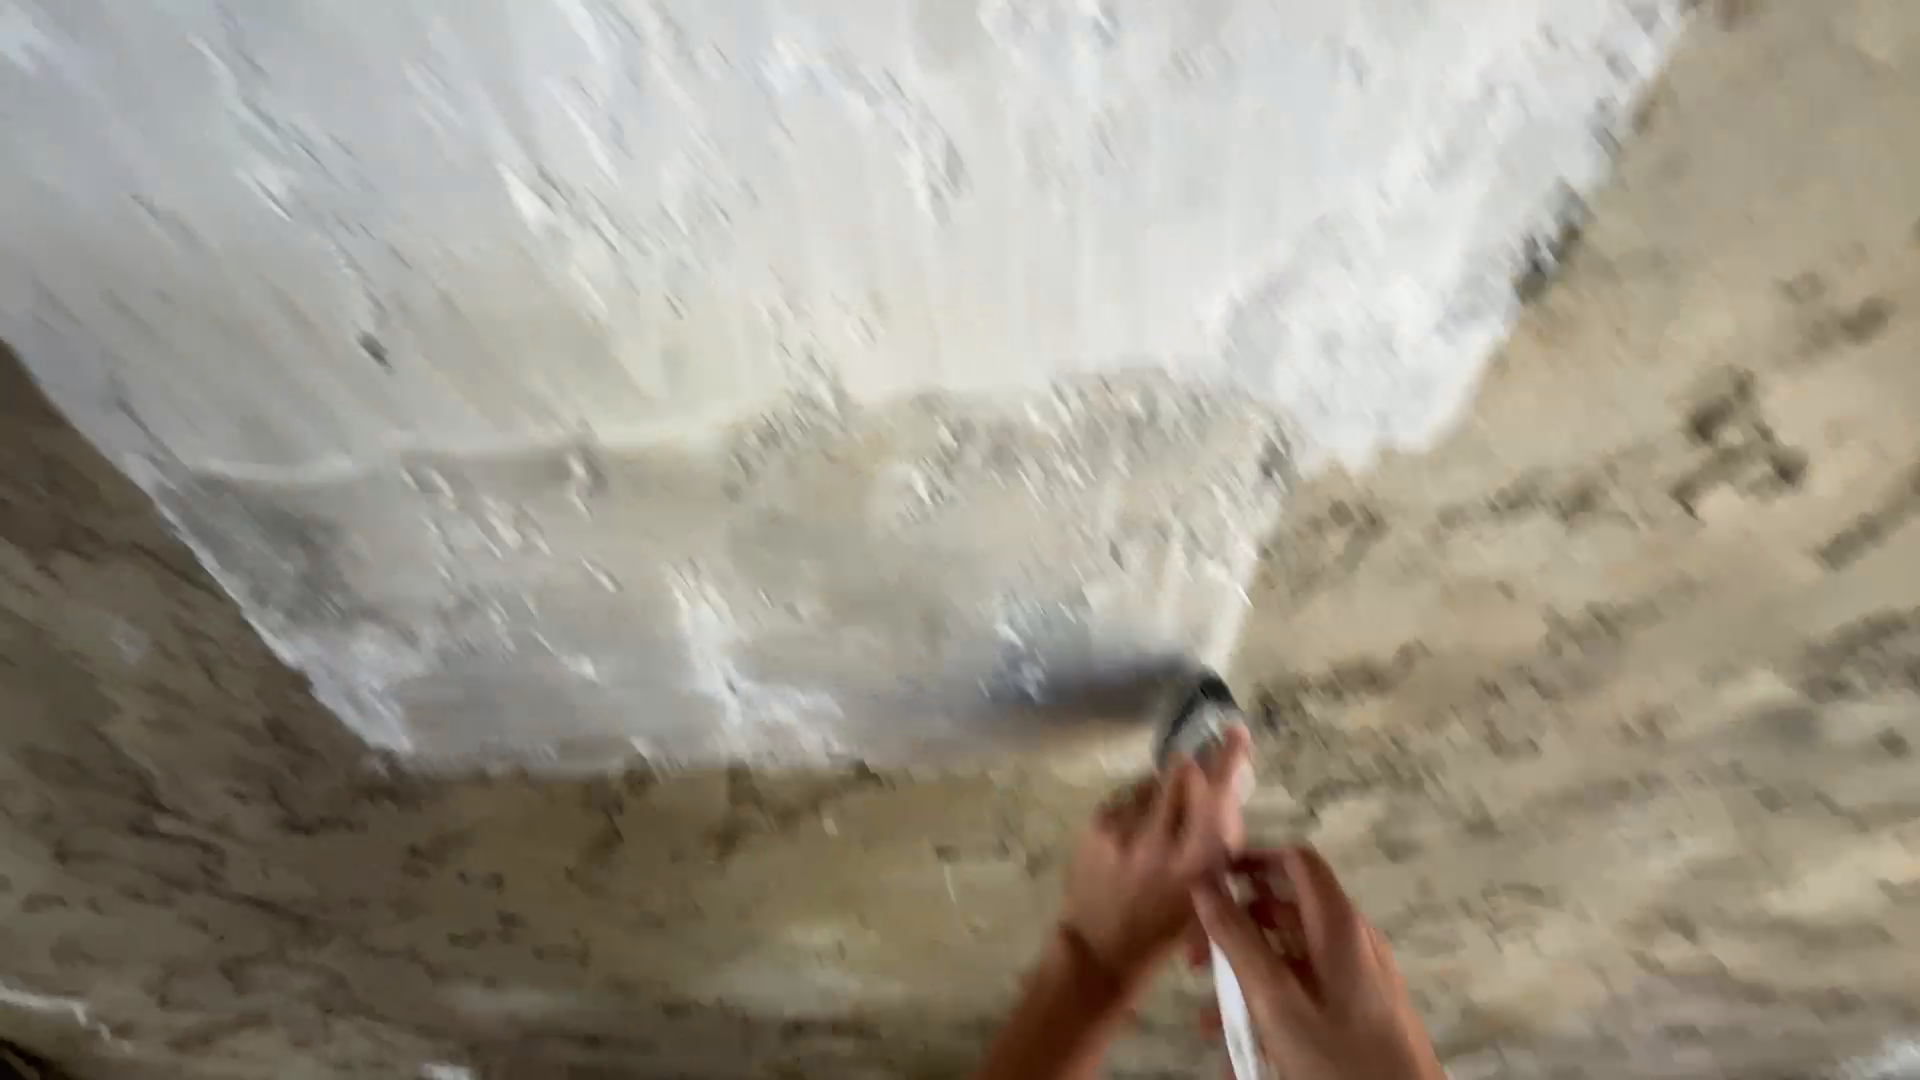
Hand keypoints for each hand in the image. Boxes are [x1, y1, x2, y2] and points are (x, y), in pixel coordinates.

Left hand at [1057, 728, 1250, 986]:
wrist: (1098, 948)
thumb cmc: (1163, 929)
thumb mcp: (1205, 895)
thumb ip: (1215, 845)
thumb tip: (1223, 796)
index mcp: (1195, 866)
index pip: (1215, 798)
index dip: (1227, 761)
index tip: (1235, 732)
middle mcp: (1159, 842)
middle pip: (1181, 776)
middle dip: (1190, 770)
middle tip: (1190, 775)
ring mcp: (1122, 830)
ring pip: (1150, 783)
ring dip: (1159, 792)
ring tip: (1152, 824)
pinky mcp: (1096, 824)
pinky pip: (1124, 797)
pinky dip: (1133, 806)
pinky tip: (1130, 834)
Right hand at [1192, 846, 1443, 1079]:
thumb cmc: (1340, 1058)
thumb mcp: (1276, 999)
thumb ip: (1236, 937)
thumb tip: (1202, 880)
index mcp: (1338, 924)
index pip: (1295, 860)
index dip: (1252, 859)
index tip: (1210, 881)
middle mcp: (1350, 939)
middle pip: (1283, 908)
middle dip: (1233, 927)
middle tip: (1194, 957)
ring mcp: (1356, 977)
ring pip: (1286, 953)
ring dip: (1243, 972)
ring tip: (1208, 1013)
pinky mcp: (1358, 1011)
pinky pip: (1302, 988)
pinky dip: (1268, 1002)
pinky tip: (1238, 1042)